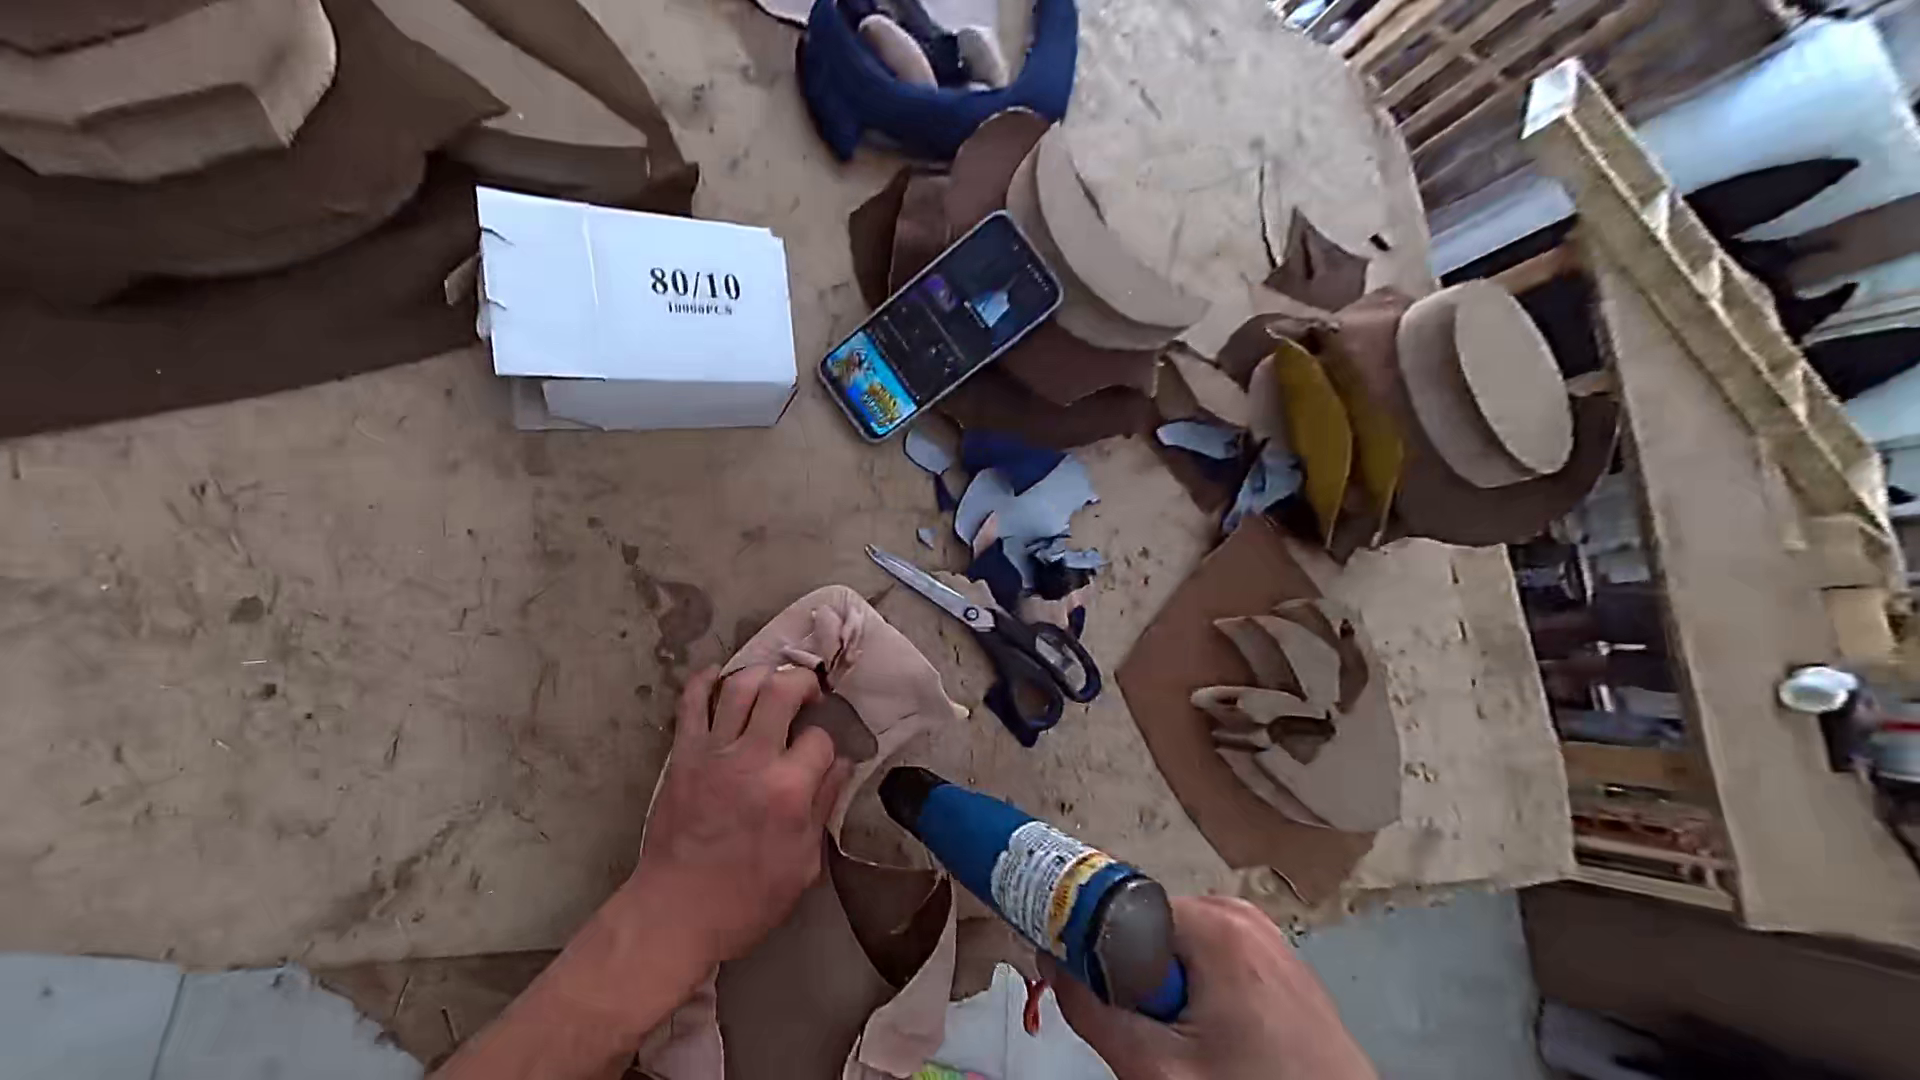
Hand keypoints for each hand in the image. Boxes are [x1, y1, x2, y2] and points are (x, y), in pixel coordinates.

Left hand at [620, 664, 852, 968]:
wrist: (674, 914)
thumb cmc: (747, 898)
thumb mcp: (804, 863)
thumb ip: (824, 806)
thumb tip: (842, 765)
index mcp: (788, 790)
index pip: (821, 739)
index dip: (829, 744)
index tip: (824, 757)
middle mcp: (752, 760)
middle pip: (782, 690)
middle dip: (804, 681)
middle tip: (810, 692)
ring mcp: (713, 754)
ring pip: (740, 686)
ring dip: (763, 674)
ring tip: (774, 683)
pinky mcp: (682, 757)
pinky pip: (691, 704)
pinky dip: (705, 681)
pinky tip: (720, 674)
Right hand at [1046, 896, 1375, 1079]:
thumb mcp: (1157, 1071)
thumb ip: (1093, 1012)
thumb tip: (1051, 962)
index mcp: (1216, 923)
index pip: (1128, 914)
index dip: (1105, 954)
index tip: (1101, 996)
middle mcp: (1243, 914)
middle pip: (1156, 931)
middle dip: (1143, 980)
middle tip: (1155, 1039)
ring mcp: (1269, 938)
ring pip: (1185, 950)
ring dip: (1172, 992)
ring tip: (1190, 1049)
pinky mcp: (1285, 964)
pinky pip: (1219, 963)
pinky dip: (1205, 995)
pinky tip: (1221, 1046)